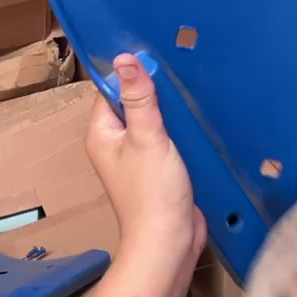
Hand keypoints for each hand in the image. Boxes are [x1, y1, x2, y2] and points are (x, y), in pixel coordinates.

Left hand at [85, 54, 205, 271]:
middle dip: (151, 89)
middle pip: (131, 103)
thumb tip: (125, 58)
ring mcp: (136, 157)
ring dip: (167, 110)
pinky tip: (194, 119)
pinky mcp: (158, 168)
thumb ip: (138, 97)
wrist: (169, 241)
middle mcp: (114, 143)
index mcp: (102, 134)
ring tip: (189, 90)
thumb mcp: (147, 137)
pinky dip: (178, 130)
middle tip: (177, 68)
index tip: (152, 54)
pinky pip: (165, 139)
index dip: (128, 73)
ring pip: (150, 121)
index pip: (109, 91)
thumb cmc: (152, 193)